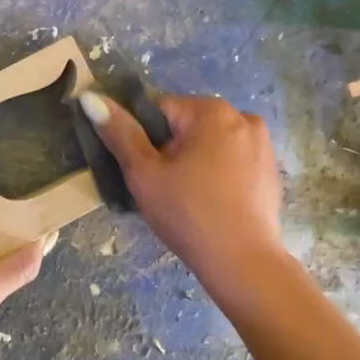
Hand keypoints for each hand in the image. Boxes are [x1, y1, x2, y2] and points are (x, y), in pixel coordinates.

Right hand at [78, 91, 283, 277]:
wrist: (241, 261)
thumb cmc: (187, 213)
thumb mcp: (144, 173)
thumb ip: (119, 133)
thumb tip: (89, 97)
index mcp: (212, 112)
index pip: (159, 109)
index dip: (143, 139)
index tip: (144, 171)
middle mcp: (243, 117)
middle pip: (187, 125)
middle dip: (170, 150)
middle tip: (161, 188)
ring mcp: (263, 144)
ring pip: (209, 144)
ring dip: (193, 162)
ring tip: (185, 198)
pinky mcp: (270, 170)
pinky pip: (231, 162)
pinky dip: (216, 175)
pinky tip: (210, 203)